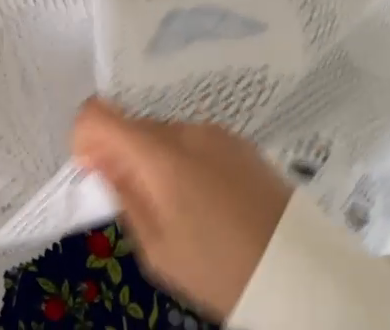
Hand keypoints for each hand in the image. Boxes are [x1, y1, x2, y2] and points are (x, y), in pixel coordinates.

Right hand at [70, 98, 290, 321]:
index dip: (85, 137)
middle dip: (124, 156)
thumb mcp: (158, 249)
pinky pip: (197, 143)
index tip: (94, 171)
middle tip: (138, 203)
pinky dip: (188, 163)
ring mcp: (218, 133)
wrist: (303, 275)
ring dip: (158, 161)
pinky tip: (209, 204)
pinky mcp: (243, 144)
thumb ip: (124, 197)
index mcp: (159, 153)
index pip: (98, 113)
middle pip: (134, 126)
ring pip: (166, 135)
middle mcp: (185, 129)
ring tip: (181, 211)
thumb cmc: (221, 269)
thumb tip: (102, 163)